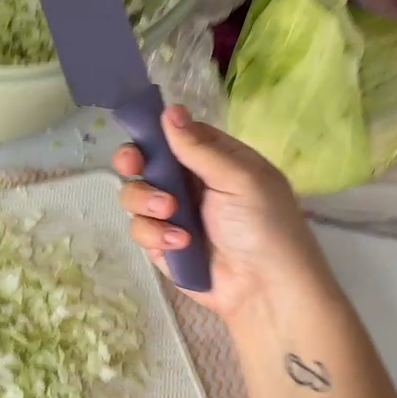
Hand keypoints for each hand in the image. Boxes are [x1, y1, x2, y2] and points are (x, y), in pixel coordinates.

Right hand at [112, 105, 329, 327]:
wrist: (263, 288)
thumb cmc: (263, 225)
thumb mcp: (239, 179)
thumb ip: (199, 148)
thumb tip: (169, 109)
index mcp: (213, 159)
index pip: (174, 134)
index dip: (154, 132)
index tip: (142, 135)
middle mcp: (188, 182)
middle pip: (143, 160)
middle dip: (132, 162)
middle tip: (134, 166)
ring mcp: (171, 213)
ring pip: (134, 193)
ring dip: (146, 201)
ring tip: (170, 214)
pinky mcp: (159, 242)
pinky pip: (139, 227)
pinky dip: (155, 234)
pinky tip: (181, 243)